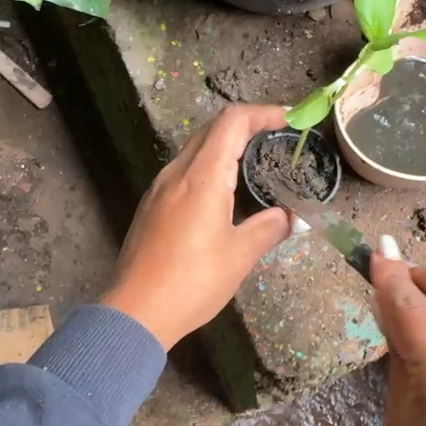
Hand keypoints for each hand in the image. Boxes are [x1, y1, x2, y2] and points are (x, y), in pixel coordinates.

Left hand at [101, 105, 292, 349]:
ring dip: (225, 148)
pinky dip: (208, 169)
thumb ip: (268, 229)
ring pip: (194, 151)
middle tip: (277, 141)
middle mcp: (176, 174)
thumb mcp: (239, 257)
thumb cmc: (191, 282)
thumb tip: (288, 217)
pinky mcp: (150, 207)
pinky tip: (223, 195)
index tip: (289, 121)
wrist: (135, 312)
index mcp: (201, 177)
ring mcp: (158, 190)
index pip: (232, 122)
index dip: (263, 113)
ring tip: (255, 166)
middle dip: (246, 126)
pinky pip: (183, 173)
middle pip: (212, 130)